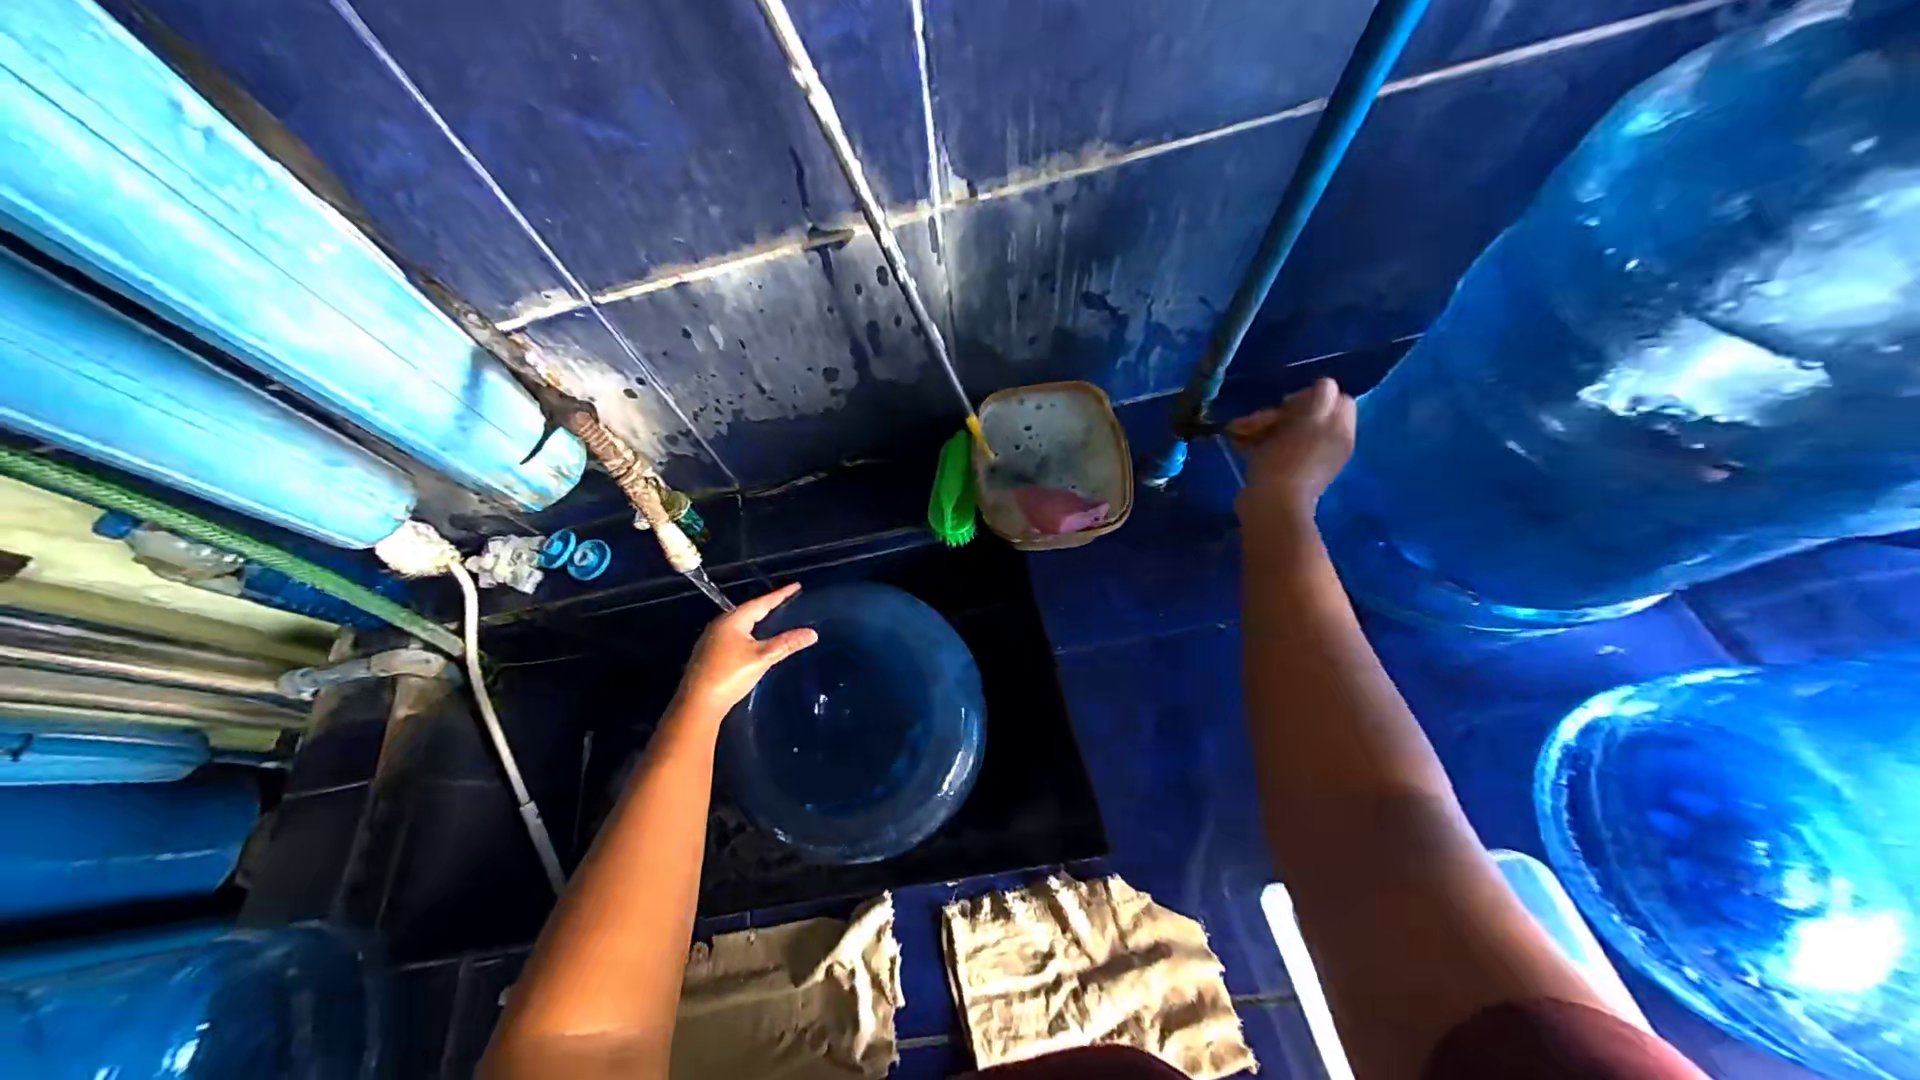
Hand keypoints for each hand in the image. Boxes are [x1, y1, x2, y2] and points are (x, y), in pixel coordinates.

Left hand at [671, 583, 818, 720]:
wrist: (698, 704)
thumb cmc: (730, 675)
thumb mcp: (762, 658)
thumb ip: (786, 643)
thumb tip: (812, 633)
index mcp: (732, 621)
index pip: (761, 603)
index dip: (780, 595)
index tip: (796, 586)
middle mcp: (720, 625)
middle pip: (749, 611)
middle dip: (769, 606)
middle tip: (788, 600)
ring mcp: (713, 640)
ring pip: (741, 624)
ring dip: (758, 620)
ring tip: (775, 617)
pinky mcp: (710, 654)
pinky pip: (735, 635)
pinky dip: (750, 633)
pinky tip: (756, 640)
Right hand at [1228, 377, 1356, 529]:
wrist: (1271, 505)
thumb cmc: (1288, 461)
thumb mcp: (1309, 420)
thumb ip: (1321, 397)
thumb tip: (1323, 385)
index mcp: (1339, 431)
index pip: (1336, 398)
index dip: (1311, 394)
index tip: (1287, 403)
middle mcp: (1328, 443)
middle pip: (1307, 413)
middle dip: (1278, 412)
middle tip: (1257, 420)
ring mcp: (1307, 459)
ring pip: (1286, 429)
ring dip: (1261, 426)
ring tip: (1240, 431)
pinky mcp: (1285, 471)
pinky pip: (1274, 447)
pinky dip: (1257, 442)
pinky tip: (1240, 444)